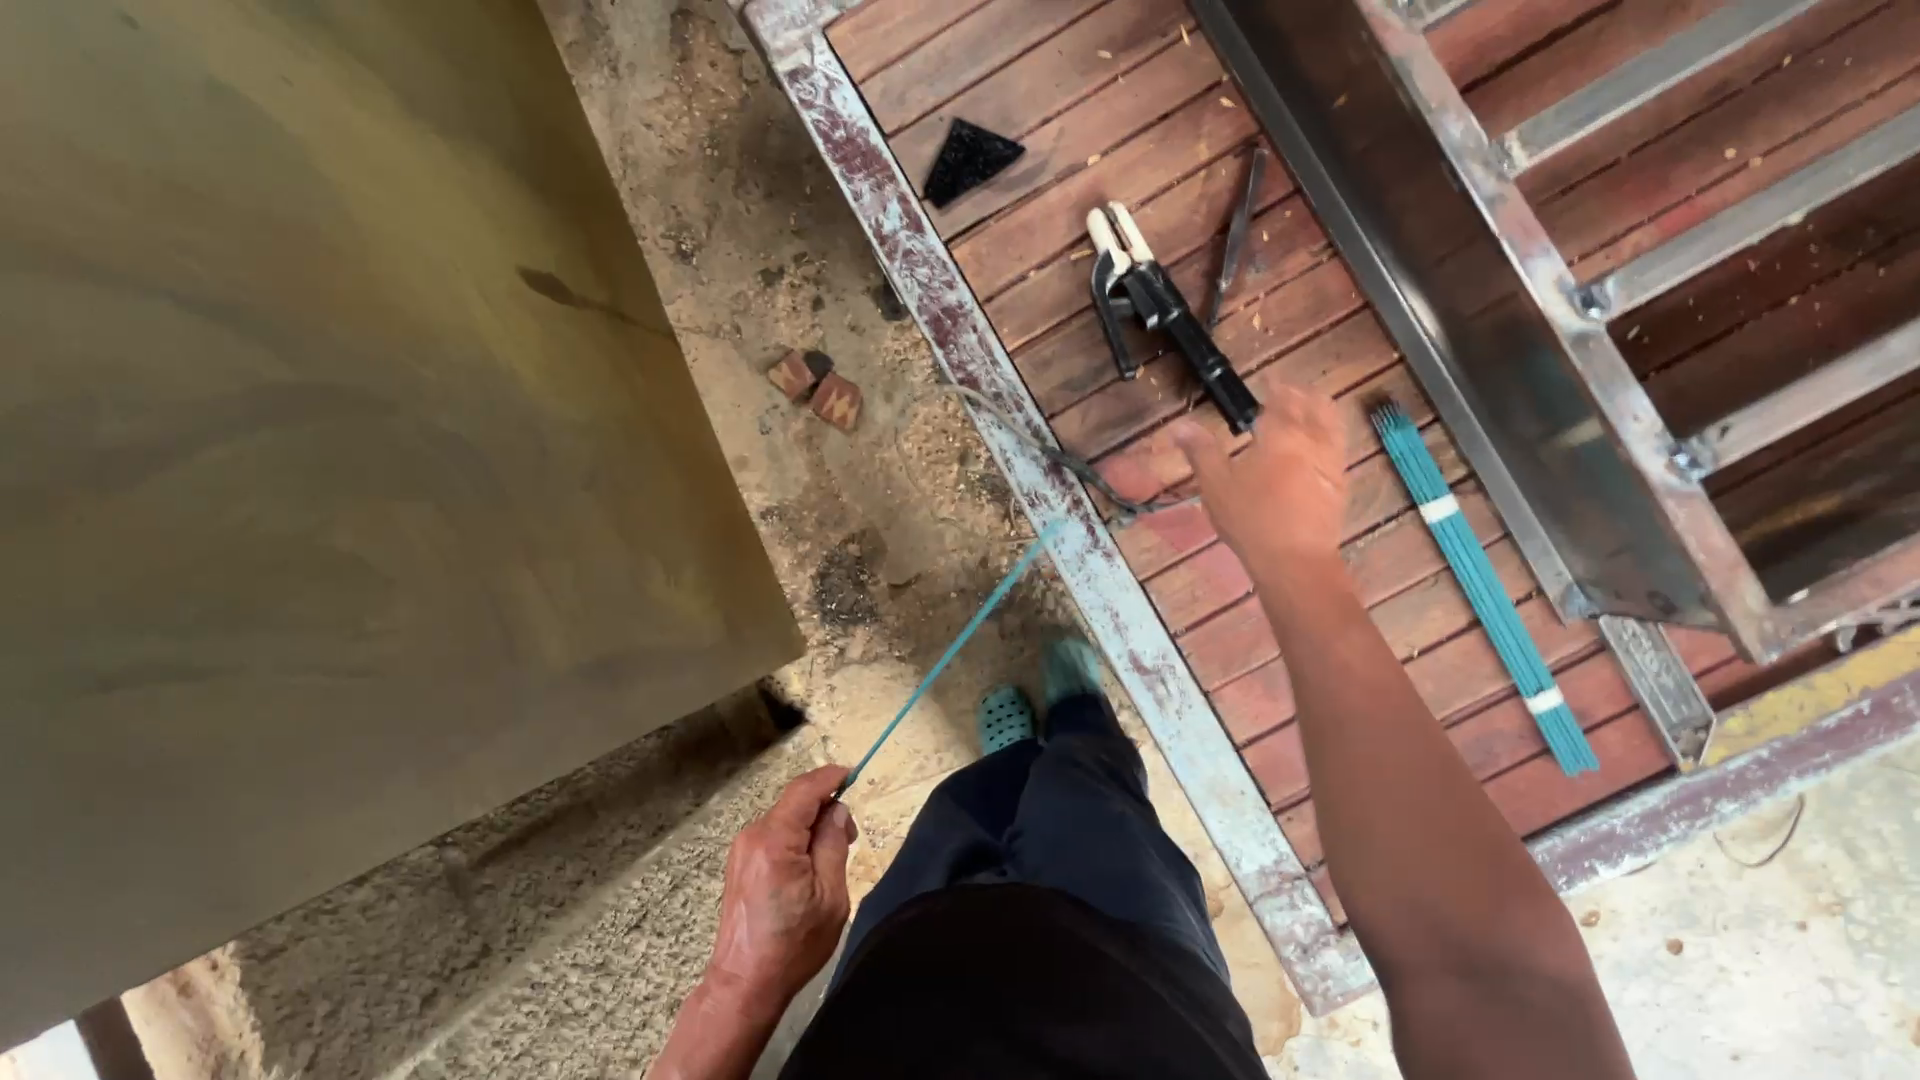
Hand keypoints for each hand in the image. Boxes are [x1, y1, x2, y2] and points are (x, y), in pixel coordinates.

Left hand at [704, 765, 857, 1010]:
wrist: (745, 984)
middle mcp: (753, 836)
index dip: (830, 778)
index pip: (804, 790)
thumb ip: (833, 844)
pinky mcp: (740, 864)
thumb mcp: (830, 895)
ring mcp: (742, 850)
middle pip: (794, 803)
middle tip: (850, 836)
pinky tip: (809, 865)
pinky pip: (774, 835)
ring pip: (785, 819)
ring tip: (832, 856)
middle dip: (825, 808)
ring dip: (811, 825)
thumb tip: (836, 811)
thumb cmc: (794, 944)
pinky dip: (796, 838)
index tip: (853, 774)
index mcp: (775, 840)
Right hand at [1170, 384, 1349, 564]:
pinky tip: (1321, 448)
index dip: (1276, 388)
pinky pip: (1339, 448)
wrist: (1294, 559)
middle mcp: (1312, 441)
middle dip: (1301, 396)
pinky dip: (1330, 437)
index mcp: (1280, 435)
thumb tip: (1180, 425)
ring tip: (1311, 410)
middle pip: (1312, 407)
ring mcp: (1331, 462)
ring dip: (1321, 411)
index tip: (1270, 382)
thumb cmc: (1249, 519)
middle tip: (1289, 392)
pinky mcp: (1340, 484)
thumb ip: (1200, 451)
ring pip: (1332, 425)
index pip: (1281, 400)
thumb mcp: (1215, 485)